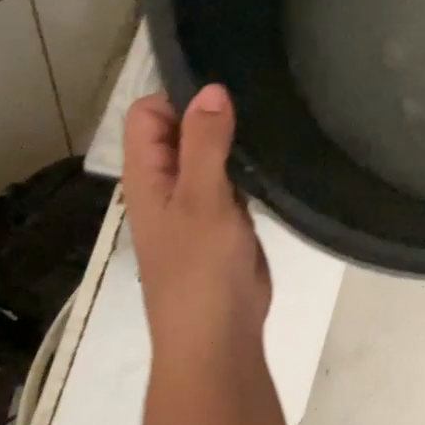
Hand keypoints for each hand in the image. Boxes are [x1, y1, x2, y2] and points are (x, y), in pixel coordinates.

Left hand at [123, 84, 270, 350]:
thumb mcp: (202, 198)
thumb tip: (211, 89)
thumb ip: (205, 143)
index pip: (148, 115)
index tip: (227, 89)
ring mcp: (197, 205)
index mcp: (147, 177)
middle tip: (261, 97)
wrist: (217, 335)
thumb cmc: (200, 268)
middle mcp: (167, 185)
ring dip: (234, 140)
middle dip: (213, 112)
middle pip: (180, 131)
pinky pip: (233, 180)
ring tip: (274, 121)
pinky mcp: (226, 222)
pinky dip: (249, 167)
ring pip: (210, 155)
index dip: (179, 96)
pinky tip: (278, 159)